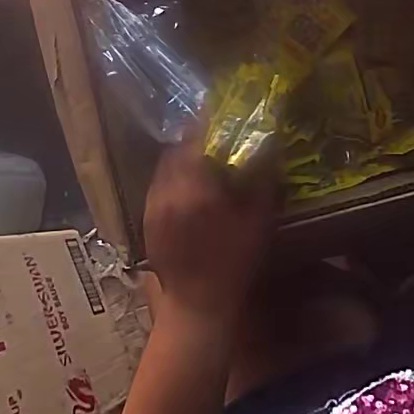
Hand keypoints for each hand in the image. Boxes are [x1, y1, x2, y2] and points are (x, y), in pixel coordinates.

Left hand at [143, 136, 275, 327]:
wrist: (197, 304)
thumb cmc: (234, 262)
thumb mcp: (258, 220)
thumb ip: (261, 180)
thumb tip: (267, 148)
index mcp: (196, 188)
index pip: (198, 139)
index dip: (209, 120)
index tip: (220, 109)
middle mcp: (168, 190)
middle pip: (178, 149)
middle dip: (196, 138)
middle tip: (215, 134)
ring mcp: (153, 204)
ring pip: (166, 166)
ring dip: (183, 157)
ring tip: (203, 157)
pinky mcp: (146, 218)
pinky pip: (159, 184)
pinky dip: (174, 177)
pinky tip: (190, 185)